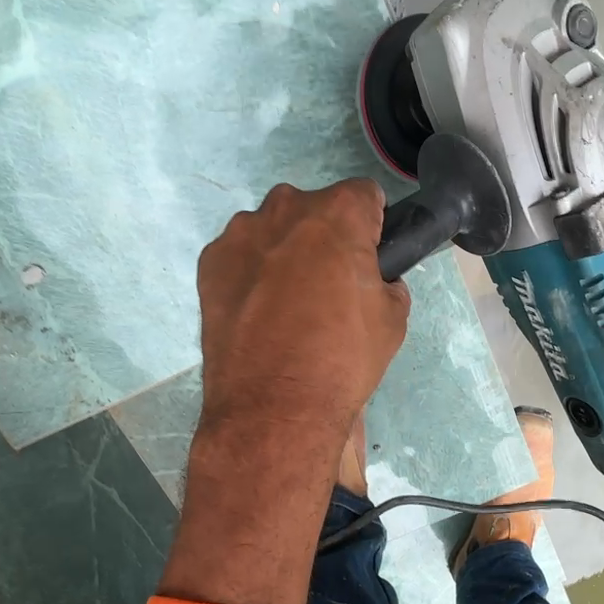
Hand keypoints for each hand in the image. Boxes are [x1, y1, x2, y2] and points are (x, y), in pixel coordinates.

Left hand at [158, 180, 408, 603]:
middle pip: (313, 210)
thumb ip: (385, 281)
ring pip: (272, 231)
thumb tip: (370, 279)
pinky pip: (240, 257)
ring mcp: (240, 234)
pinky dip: (249, 276)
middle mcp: (285, 208)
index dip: (371, 229)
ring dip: (283, 254)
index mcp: (338, 212)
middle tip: (329, 290)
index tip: (368, 261)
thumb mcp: (393, 319)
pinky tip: (257, 316)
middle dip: (323, 238)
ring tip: (287, 309)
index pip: (364, 196)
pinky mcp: (209, 264)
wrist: (273, 407)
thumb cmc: (343, 361)